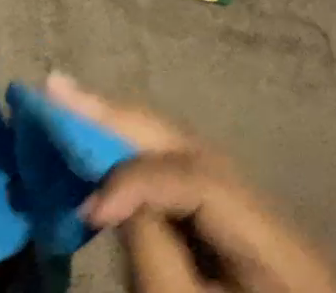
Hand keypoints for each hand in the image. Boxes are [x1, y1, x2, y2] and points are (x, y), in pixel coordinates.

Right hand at [45, 73, 335, 292]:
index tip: (88, 213)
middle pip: (191, 149)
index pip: (199, 179)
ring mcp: (249, 218)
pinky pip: (176, 176)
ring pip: (181, 154)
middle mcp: (271, 217)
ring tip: (66, 99)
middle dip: (118, 120)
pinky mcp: (225, 226)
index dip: (135, 181)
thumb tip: (110, 187)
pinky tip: (94, 134)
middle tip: (56, 90)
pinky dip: (131, 156)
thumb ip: (148, 244)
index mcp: (279, 246)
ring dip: (119, 129)